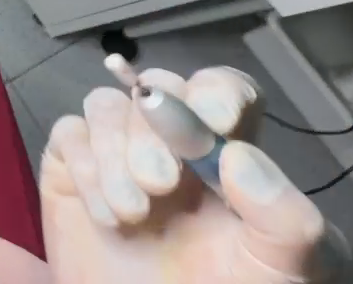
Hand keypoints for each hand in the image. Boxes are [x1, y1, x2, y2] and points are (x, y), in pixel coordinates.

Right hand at [41, 67, 347, 282]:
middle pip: (158, 87)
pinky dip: (87, 169)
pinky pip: (69, 133)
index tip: (213, 119)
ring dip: (115, 153)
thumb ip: (284, 220)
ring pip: (106, 104)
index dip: (215, 90)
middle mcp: (169, 143)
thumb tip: (238, 156)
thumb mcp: (278, 273)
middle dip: (155, 130)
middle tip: (160, 183)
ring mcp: (115, 148)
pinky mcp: (70, 162)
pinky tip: (106, 214)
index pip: (223, 91)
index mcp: (227, 158)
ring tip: (132, 213)